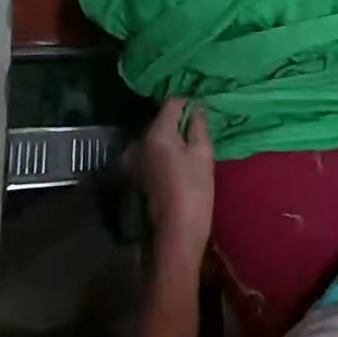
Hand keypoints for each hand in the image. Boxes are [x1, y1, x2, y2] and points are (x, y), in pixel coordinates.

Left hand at [138, 99, 213, 270]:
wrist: (175, 233)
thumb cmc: (194, 190)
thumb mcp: (202, 153)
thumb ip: (198, 126)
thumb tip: (196, 109)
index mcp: (155, 134)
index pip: (171, 104)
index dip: (188, 104)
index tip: (203, 112)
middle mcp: (138, 143)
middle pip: (161, 120)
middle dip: (179, 121)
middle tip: (199, 131)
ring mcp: (133, 160)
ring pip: (155, 138)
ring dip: (171, 138)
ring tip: (190, 148)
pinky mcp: (135, 175)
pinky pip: (150, 153)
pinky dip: (163, 152)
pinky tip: (177, 163)